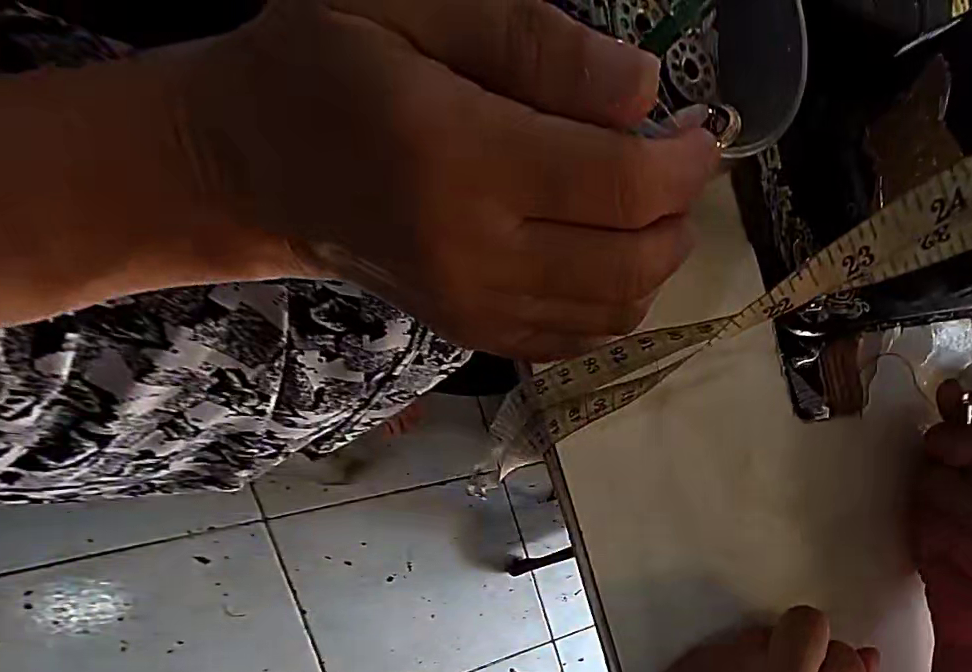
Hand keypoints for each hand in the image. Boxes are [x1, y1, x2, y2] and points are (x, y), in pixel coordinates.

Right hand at [179, 0, 720, 360]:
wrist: (268, 168)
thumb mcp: (418, 4)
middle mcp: (478, 255)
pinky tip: (604, 257)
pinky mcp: (483, 339)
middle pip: (632, 262)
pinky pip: (583, 337)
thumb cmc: (331, 64)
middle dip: (678, 220)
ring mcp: (482, 312)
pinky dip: (617, 302)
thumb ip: (538, 45)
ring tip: (641, 213)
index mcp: (460, 158)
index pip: (621, 185)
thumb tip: (645, 89)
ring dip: (655, 263)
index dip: (684, 165)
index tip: (703, 136)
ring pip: (617, 310)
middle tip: (675, 175)